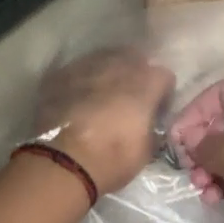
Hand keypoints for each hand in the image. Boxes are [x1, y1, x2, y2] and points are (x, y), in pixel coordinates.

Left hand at [32, 48, 175, 195]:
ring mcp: (85, 67)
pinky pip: (76, 72)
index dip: (162, 94)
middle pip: (133, 59)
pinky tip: (75, 100)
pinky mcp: (59, 75)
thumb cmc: (110, 161)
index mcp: (144, 83)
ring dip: (106, 75)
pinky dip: (80, 83)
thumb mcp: (144, 153)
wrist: (62, 163)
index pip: (164, 77)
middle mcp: (117, 66)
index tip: (155, 111)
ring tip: (100, 97)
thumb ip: (151, 130)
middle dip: (134, 77)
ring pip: (103, 60)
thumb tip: (148, 126)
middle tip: (128, 100)